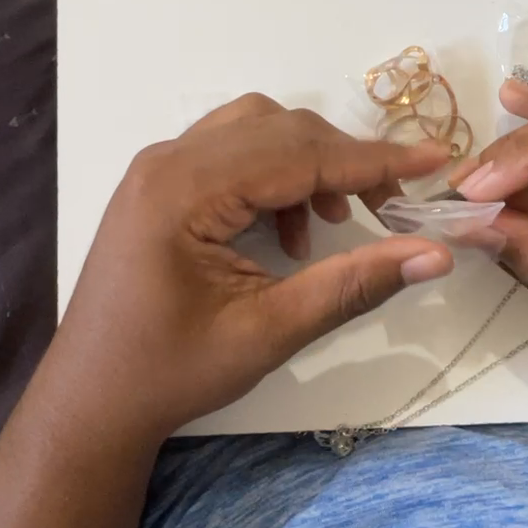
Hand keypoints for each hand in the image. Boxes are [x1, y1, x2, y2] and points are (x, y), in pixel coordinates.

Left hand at [41, 94, 455, 444]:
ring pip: (256, 131)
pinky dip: (274, 177)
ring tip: (334, 223)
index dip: (374, 158)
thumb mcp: (269, 332)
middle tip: (389, 206)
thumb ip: (352, 284)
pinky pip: (232, 153)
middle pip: (279, 129)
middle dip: (343, 160)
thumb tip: (434, 254)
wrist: (91, 399)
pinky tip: (287, 236)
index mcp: (184, 190)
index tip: (436, 160)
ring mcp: (158, 168)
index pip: (299, 153)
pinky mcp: (160, 185)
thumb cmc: (171, 372)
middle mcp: (167, 160)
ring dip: (307, 165)